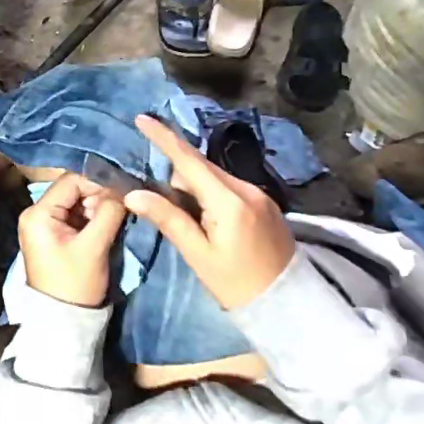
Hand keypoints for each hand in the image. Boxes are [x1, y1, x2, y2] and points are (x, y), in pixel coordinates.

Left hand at [18, 172, 125, 307]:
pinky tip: (105, 226)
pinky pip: (75, 215)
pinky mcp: (53, 235)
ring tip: (114, 220)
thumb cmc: (76, 284)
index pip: (72, 181)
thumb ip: (109, 212)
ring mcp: (43, 224)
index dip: (99, 183)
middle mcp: (35, 213)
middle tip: (119, 210)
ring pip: (76, 202)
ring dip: (97, 207)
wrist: (63, 323)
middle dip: (98, 196)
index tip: (123, 194)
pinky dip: (91, 218)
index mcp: (38, 214)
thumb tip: (124, 189)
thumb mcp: (94, 246)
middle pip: (73, 189)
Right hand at [124, 115, 295, 309]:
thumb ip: (168, 219)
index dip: (164, 138)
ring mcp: (260, 194)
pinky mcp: (266, 203)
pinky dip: (212, 194)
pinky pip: (229, 187)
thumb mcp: (198, 254)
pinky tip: (208, 219)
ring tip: (189, 220)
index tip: (143, 118)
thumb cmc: (236, 284)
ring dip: (195, 187)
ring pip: (215, 177)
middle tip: (160, 202)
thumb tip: (134, 194)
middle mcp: (247, 188)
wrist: (289, 305)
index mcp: (229, 201)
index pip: (189, 161)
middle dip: (178, 176)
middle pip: (202, 167)